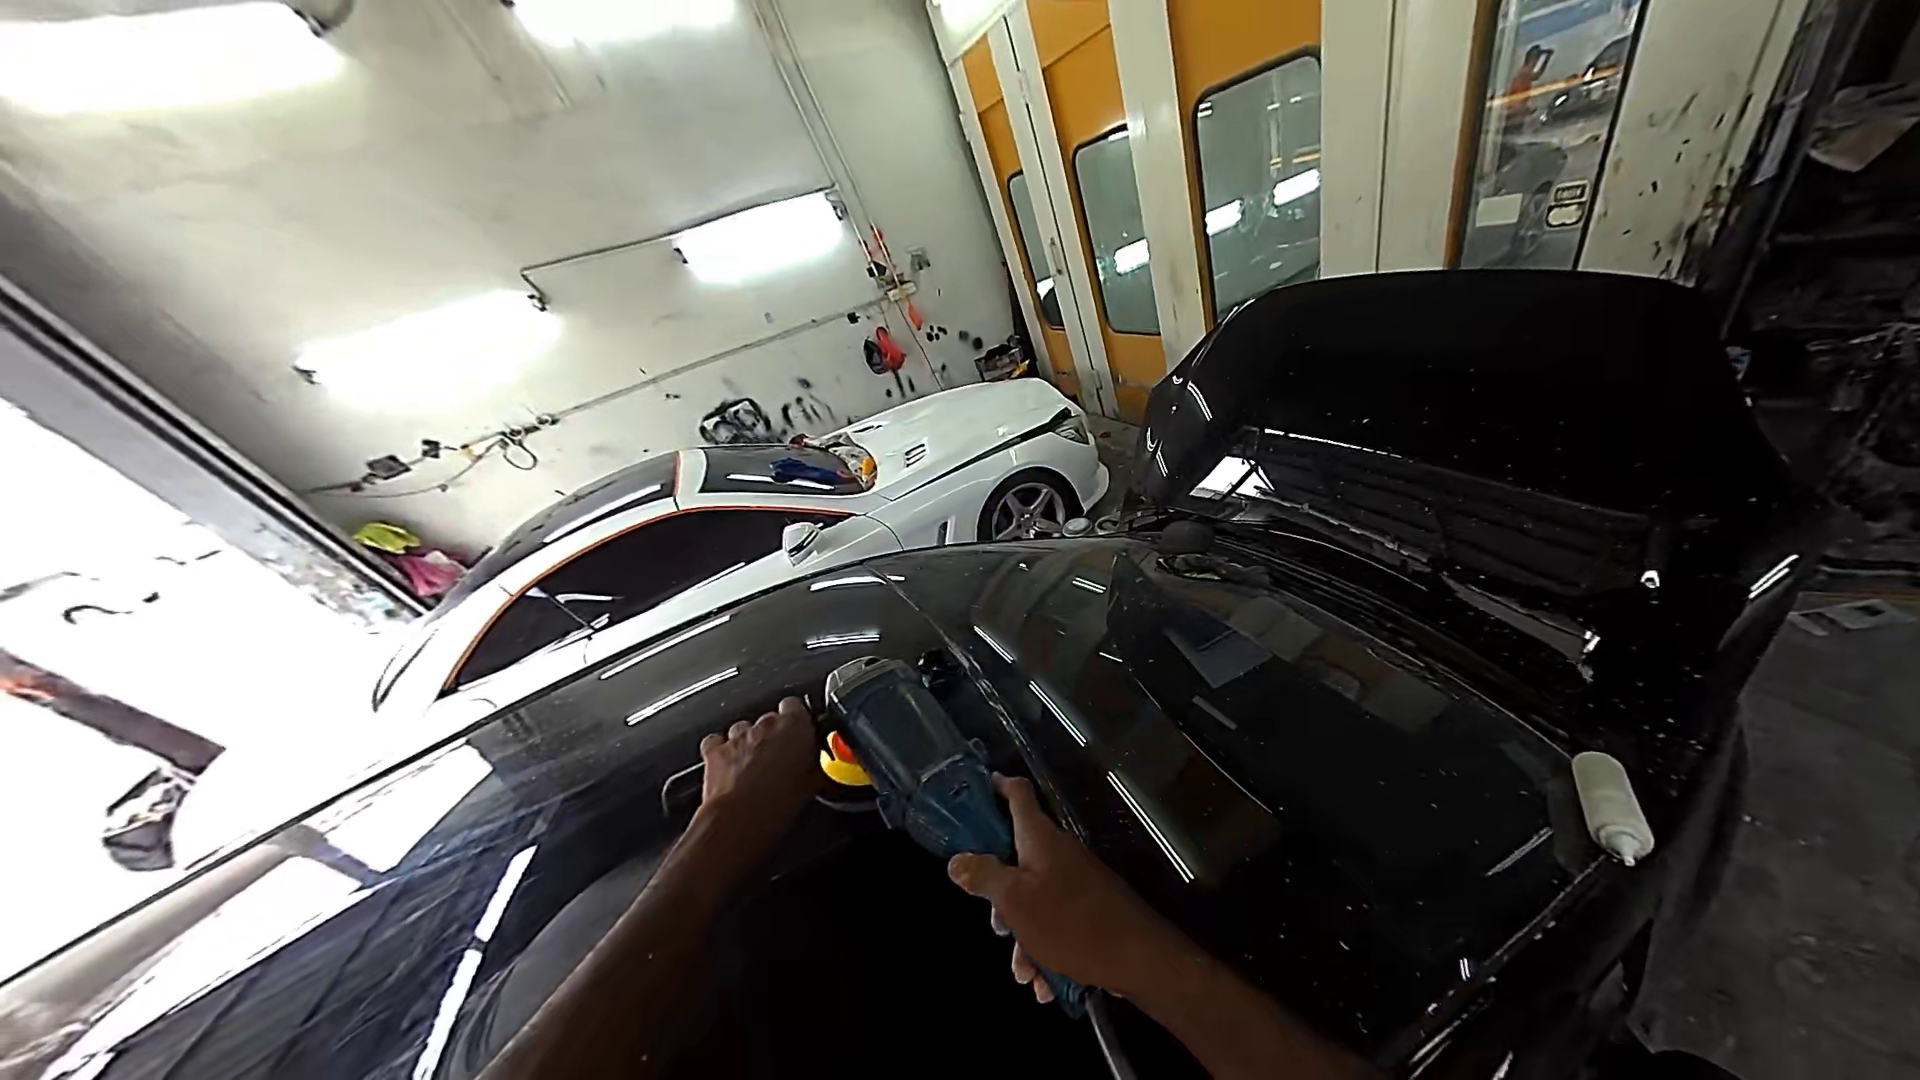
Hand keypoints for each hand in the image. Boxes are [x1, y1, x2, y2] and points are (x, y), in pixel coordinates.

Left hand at [697, 697, 822, 833]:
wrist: (741, 819)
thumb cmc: (779, 801)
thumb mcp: (814, 782)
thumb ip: (817, 763)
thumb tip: (819, 766)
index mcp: (794, 724)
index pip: (795, 705)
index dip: (796, 719)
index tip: (800, 733)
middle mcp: (765, 724)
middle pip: (770, 719)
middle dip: (774, 734)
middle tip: (780, 757)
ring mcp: (738, 736)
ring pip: (744, 729)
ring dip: (749, 742)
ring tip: (755, 765)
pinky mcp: (715, 751)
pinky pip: (716, 741)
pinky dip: (721, 750)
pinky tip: (728, 765)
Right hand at [948, 774, 1175, 1001]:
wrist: (1138, 957)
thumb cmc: (1070, 920)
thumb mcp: (1015, 901)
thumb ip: (984, 878)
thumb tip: (957, 861)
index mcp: (1038, 837)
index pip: (1017, 793)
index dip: (997, 786)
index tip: (979, 790)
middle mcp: (1056, 851)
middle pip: (1016, 857)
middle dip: (1000, 896)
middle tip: (996, 927)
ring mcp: (1075, 879)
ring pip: (1034, 898)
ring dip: (1023, 936)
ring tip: (1024, 972)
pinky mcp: (1088, 907)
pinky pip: (1055, 921)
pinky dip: (1046, 949)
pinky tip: (1046, 983)